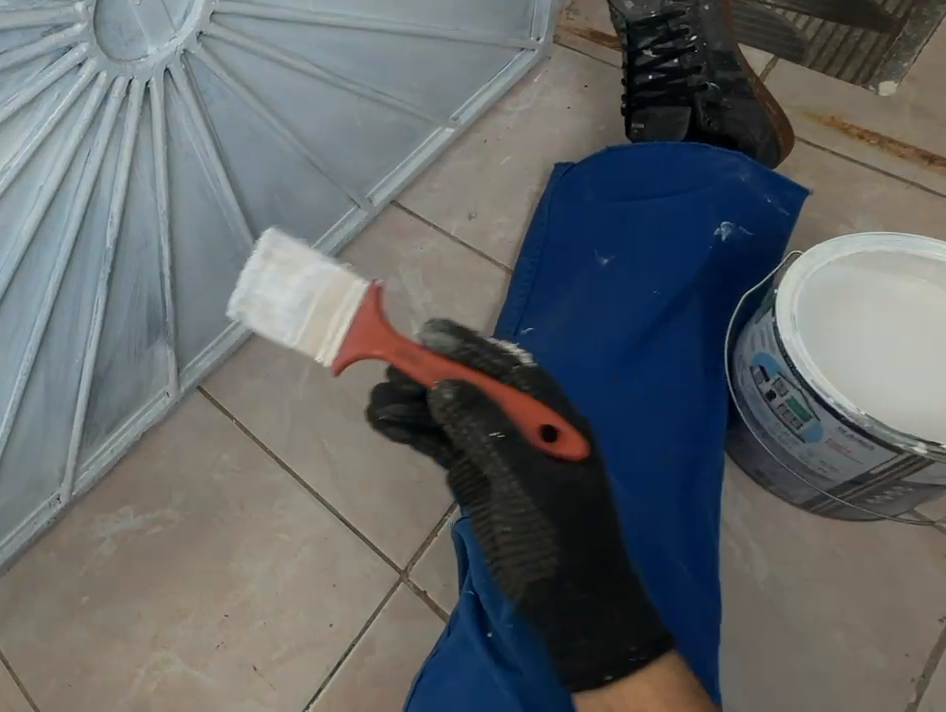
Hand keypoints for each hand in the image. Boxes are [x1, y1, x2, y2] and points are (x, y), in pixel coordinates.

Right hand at [366, 320, 673, 692]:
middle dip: (428, 376)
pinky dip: (411, 432)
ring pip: (447, 413)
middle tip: (388, 371)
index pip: (506, 368)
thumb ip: (487, 432)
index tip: (426, 334)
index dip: (467, 346)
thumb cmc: (560, 543)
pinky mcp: (474, 472)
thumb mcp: (527, 485)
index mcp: (549, 419)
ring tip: (375, 405)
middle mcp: (519, 425)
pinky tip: (383, 424)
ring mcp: (494, 448)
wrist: (570, 611)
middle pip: (469, 385)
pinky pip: (438, 442)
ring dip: (411, 405)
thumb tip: (443, 386)